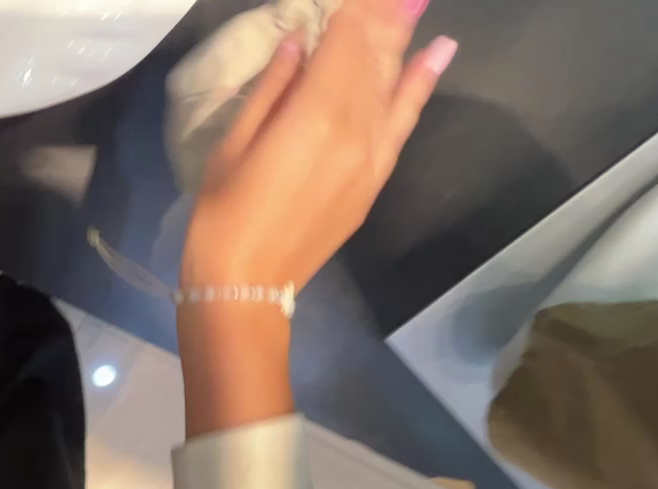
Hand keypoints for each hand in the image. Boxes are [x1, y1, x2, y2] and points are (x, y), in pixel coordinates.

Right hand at [183, 0, 455, 288]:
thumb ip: (269, 95)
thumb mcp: (229, 154)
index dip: (348, 8)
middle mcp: (355, 125)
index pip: (343, 40)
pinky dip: (422, 81)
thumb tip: (297, 46)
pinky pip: (406, 118)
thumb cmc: (219, 223)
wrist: (243, 290)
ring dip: (400, 37)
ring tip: (411, 0)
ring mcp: (372, 153)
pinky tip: (438, 49)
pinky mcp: (374, 178)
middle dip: (379, 15)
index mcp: (312, 115)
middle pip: (374, 54)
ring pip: (393, 80)